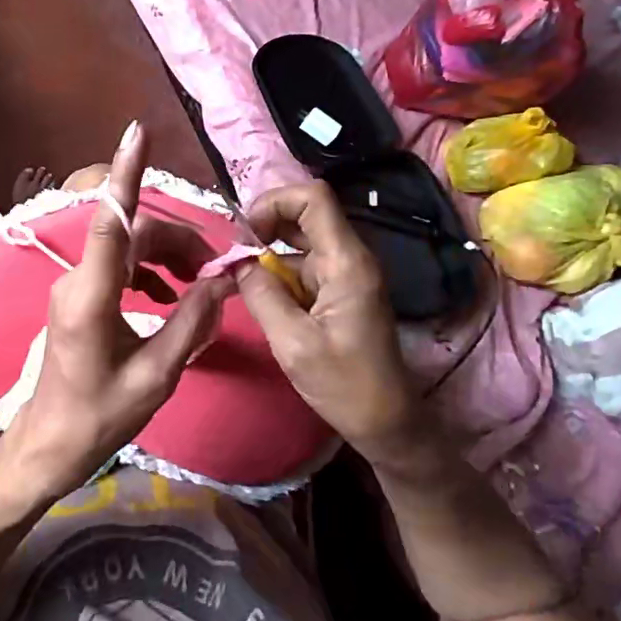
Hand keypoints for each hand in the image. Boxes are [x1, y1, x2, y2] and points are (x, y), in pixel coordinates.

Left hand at [0, 121, 232, 498]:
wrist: (49, 447)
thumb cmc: (99, 418)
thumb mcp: (155, 375)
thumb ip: (191, 321)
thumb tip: (225, 278)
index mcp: (91, 296)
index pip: (111, 221)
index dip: (126, 171)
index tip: (138, 130)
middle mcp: (78, 280)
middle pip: (134, 234)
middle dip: (179, 241)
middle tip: (218, 270)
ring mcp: (76, 288)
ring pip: (129, 248)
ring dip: (168, 256)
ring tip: (200, 284)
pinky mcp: (81, 299)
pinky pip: (121, 267)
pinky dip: (151, 272)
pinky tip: (173, 295)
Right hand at [235, 182, 430, 467]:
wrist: (385, 422)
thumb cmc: (344, 385)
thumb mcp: (292, 343)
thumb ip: (261, 295)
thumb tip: (237, 262)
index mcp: (346, 262)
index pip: (313, 198)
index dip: (274, 201)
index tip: (244, 232)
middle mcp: (349, 258)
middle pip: (305, 215)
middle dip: (264, 227)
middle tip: (234, 256)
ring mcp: (345, 274)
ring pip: (300, 243)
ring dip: (268, 255)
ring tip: (240, 281)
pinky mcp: (339, 292)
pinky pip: (303, 268)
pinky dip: (278, 275)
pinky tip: (260, 298)